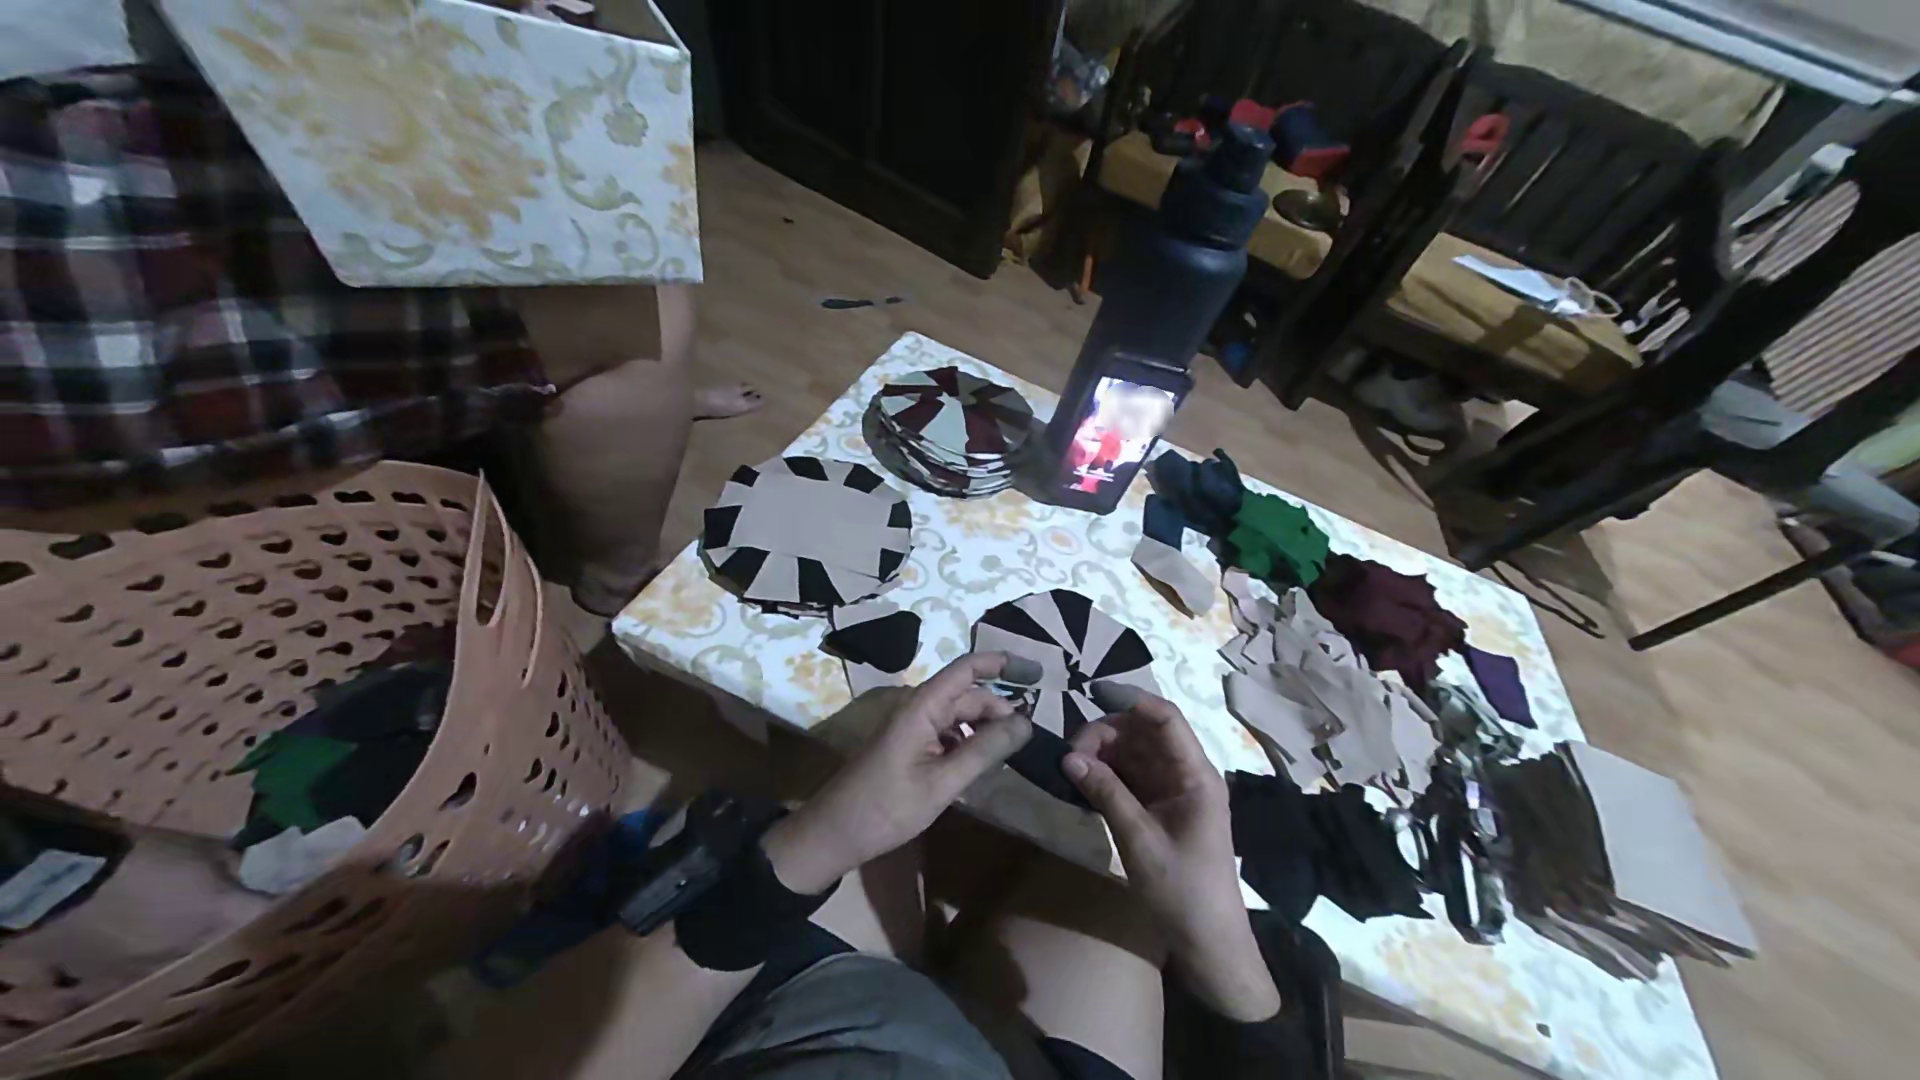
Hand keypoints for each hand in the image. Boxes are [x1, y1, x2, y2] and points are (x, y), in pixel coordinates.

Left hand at [761, 653, 1035, 893]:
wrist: (834, 833)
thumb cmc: (886, 808)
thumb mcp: (942, 783)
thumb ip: (984, 750)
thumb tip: (1026, 723)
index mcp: (922, 705)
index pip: (967, 668)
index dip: (1003, 664)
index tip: (1037, 673)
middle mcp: (918, 707)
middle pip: (969, 696)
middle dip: (1001, 711)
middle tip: (1031, 739)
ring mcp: (913, 726)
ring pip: (959, 716)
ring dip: (986, 729)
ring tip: (1013, 753)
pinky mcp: (910, 745)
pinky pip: (947, 733)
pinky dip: (969, 743)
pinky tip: (982, 765)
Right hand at [1064, 688, 1280, 1021]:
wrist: (1208, 944)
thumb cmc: (1183, 892)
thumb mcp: (1141, 842)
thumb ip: (1107, 794)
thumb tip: (1068, 757)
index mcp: (1196, 776)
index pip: (1167, 719)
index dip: (1131, 700)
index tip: (1091, 694)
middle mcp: (1185, 773)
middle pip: (1143, 731)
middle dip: (1106, 732)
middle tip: (1071, 753)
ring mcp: (1171, 788)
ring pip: (1132, 750)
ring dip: (1102, 751)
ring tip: (1071, 767)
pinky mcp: (1158, 804)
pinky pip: (1129, 773)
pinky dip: (1105, 772)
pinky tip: (1082, 780)